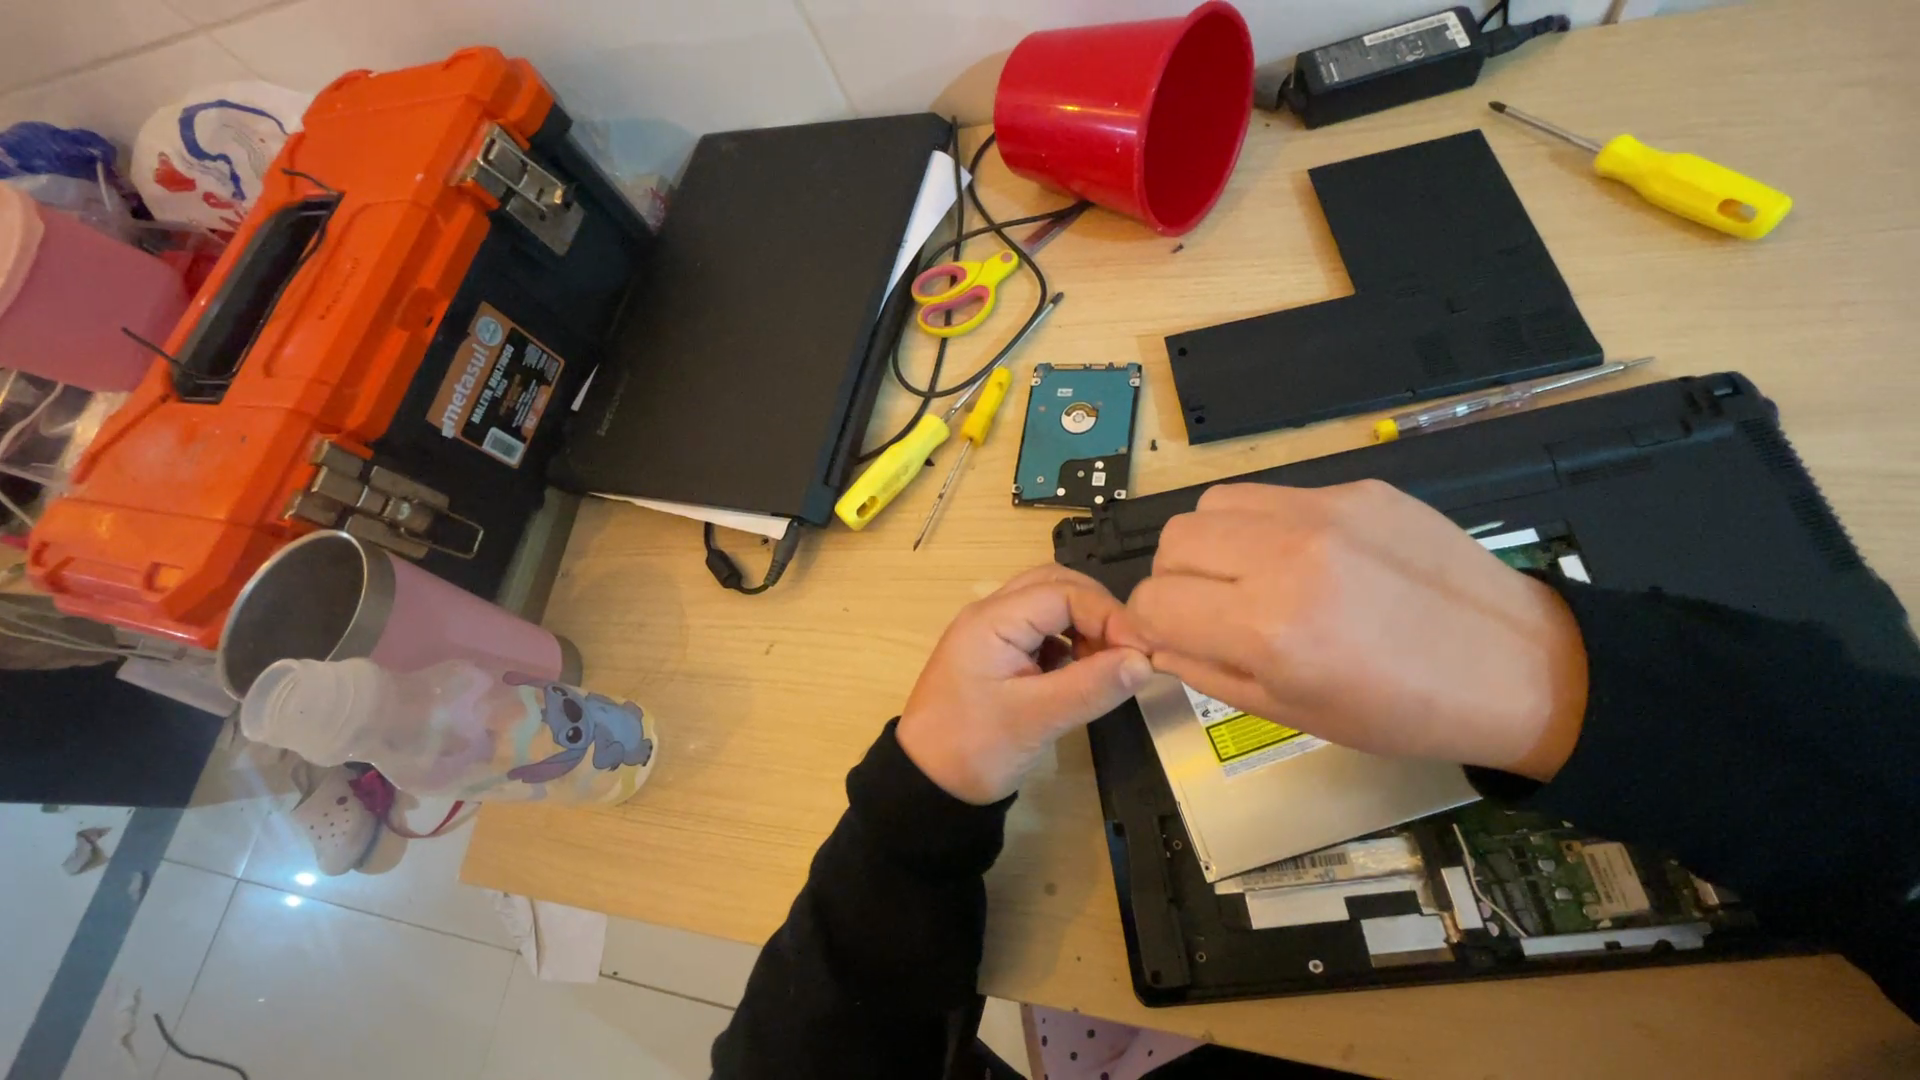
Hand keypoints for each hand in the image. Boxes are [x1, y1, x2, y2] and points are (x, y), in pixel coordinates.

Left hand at [897, 565, 1154, 804]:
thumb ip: (1090, 686)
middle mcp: (991, 615)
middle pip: (1056, 585)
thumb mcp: (1035, 720)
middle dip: (1098, 611)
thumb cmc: (974, 749)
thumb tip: (1144, 661)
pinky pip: (1042, 630)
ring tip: (1106, 664)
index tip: (1142, 652)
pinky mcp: (1000, 654)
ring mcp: (993, 633)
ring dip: (1084, 625)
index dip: (1108, 615)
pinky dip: (1069, 641)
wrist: (927, 785)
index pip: (1063, 592)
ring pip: (1049, 605)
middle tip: (1127, 651)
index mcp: (992, 620)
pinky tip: (1082, 671)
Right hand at [1125, 481, 1588, 780]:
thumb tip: (1156, 637)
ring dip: (1210, 543)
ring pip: (1210, 505)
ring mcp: (1323, 511)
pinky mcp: (1355, 488)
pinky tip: (1302, 556)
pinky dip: (1260, 526)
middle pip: (1172, 542)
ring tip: (1247, 574)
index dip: (1151, 624)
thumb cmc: (1400, 711)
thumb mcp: (1289, 713)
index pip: (1152, 601)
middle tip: (1210, 607)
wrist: (1517, 669)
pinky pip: (1270, 494)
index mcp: (1268, 629)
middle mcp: (1285, 556)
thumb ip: (1204, 669)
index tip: (1174, 635)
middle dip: (1174, 580)